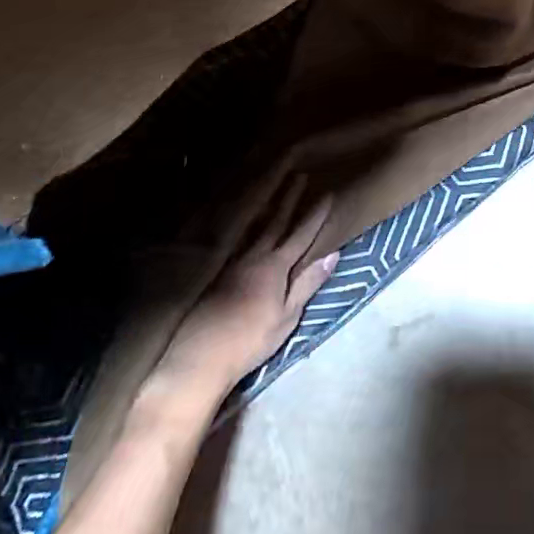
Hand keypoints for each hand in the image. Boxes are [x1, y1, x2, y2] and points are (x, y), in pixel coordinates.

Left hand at [159, 177, 338, 391]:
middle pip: (275, 223)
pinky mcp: (219, 274)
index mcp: (274, 267)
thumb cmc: (251, 339)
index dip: (315, 216)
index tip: (328, 195)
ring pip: (255, 229)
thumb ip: (308, 283)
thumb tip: (333, 254)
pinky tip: (249, 227)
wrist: (200, 356)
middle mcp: (254, 257)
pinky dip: (250, 227)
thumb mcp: (287, 316)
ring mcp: (233, 264)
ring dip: (269, 209)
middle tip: (299, 177)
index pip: (301, 235)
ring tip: (276, 192)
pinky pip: (240, 240)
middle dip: (290, 200)